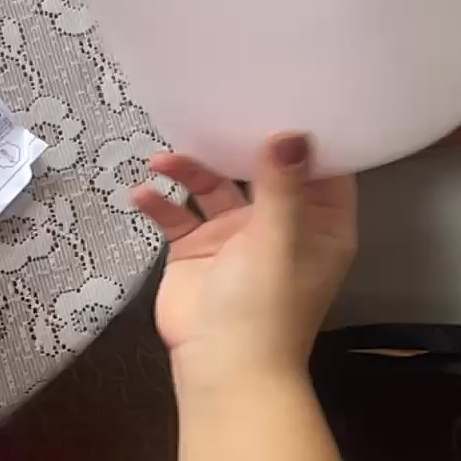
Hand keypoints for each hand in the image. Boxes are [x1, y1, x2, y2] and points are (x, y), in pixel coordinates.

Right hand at [130, 134, 356, 384]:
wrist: (220, 359)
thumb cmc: (263, 303)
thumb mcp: (276, 241)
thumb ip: (280, 187)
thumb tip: (291, 134)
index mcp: (318, 223)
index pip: (320, 170)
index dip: (303, 139)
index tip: (281, 101)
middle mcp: (276, 225)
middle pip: (255, 174)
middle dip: (231, 149)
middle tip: (207, 120)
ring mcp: (230, 238)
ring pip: (209, 191)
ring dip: (186, 173)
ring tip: (159, 159)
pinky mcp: (192, 251)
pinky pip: (175, 217)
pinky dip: (158, 204)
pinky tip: (140, 194)